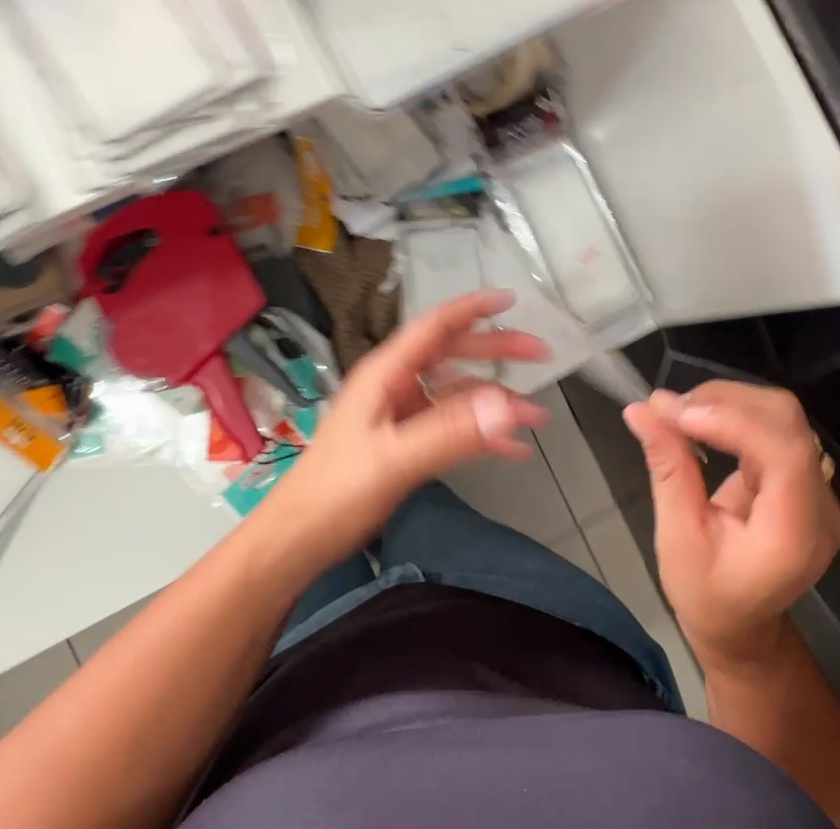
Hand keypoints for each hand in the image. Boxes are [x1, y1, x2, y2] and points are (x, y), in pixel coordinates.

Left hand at [255, 290, 550, 569]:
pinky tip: (511, 450)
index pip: (433, 328)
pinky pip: (451, 429)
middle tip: (541, 355)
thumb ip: (450, 434)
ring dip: (495, 402)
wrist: (298, 540)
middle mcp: (394, 387)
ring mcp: (400, 416)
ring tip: (537, 418)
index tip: (510, 300)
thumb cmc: (335, 493)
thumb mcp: (394, 460)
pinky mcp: (405, 445)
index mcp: (384, 376)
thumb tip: (508, 408)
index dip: (471, 309)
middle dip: (496, 353)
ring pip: (456, 395)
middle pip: (452, 356)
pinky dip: (481, 434)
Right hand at [623, 381, 839, 668]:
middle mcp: (822, 506)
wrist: (740, 625)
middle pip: (786, 422)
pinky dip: (732, 414)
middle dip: (723, 401)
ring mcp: (820, 490)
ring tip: (676, 412)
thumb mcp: (678, 538)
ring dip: (725, 402)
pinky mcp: (806, 477)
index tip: (674, 412)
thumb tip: (641, 410)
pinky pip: (774, 428)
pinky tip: (698, 421)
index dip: (732, 419)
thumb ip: (669, 469)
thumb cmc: (706, 594)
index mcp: (796, 534)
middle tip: (666, 408)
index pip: (784, 452)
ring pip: (781, 416)